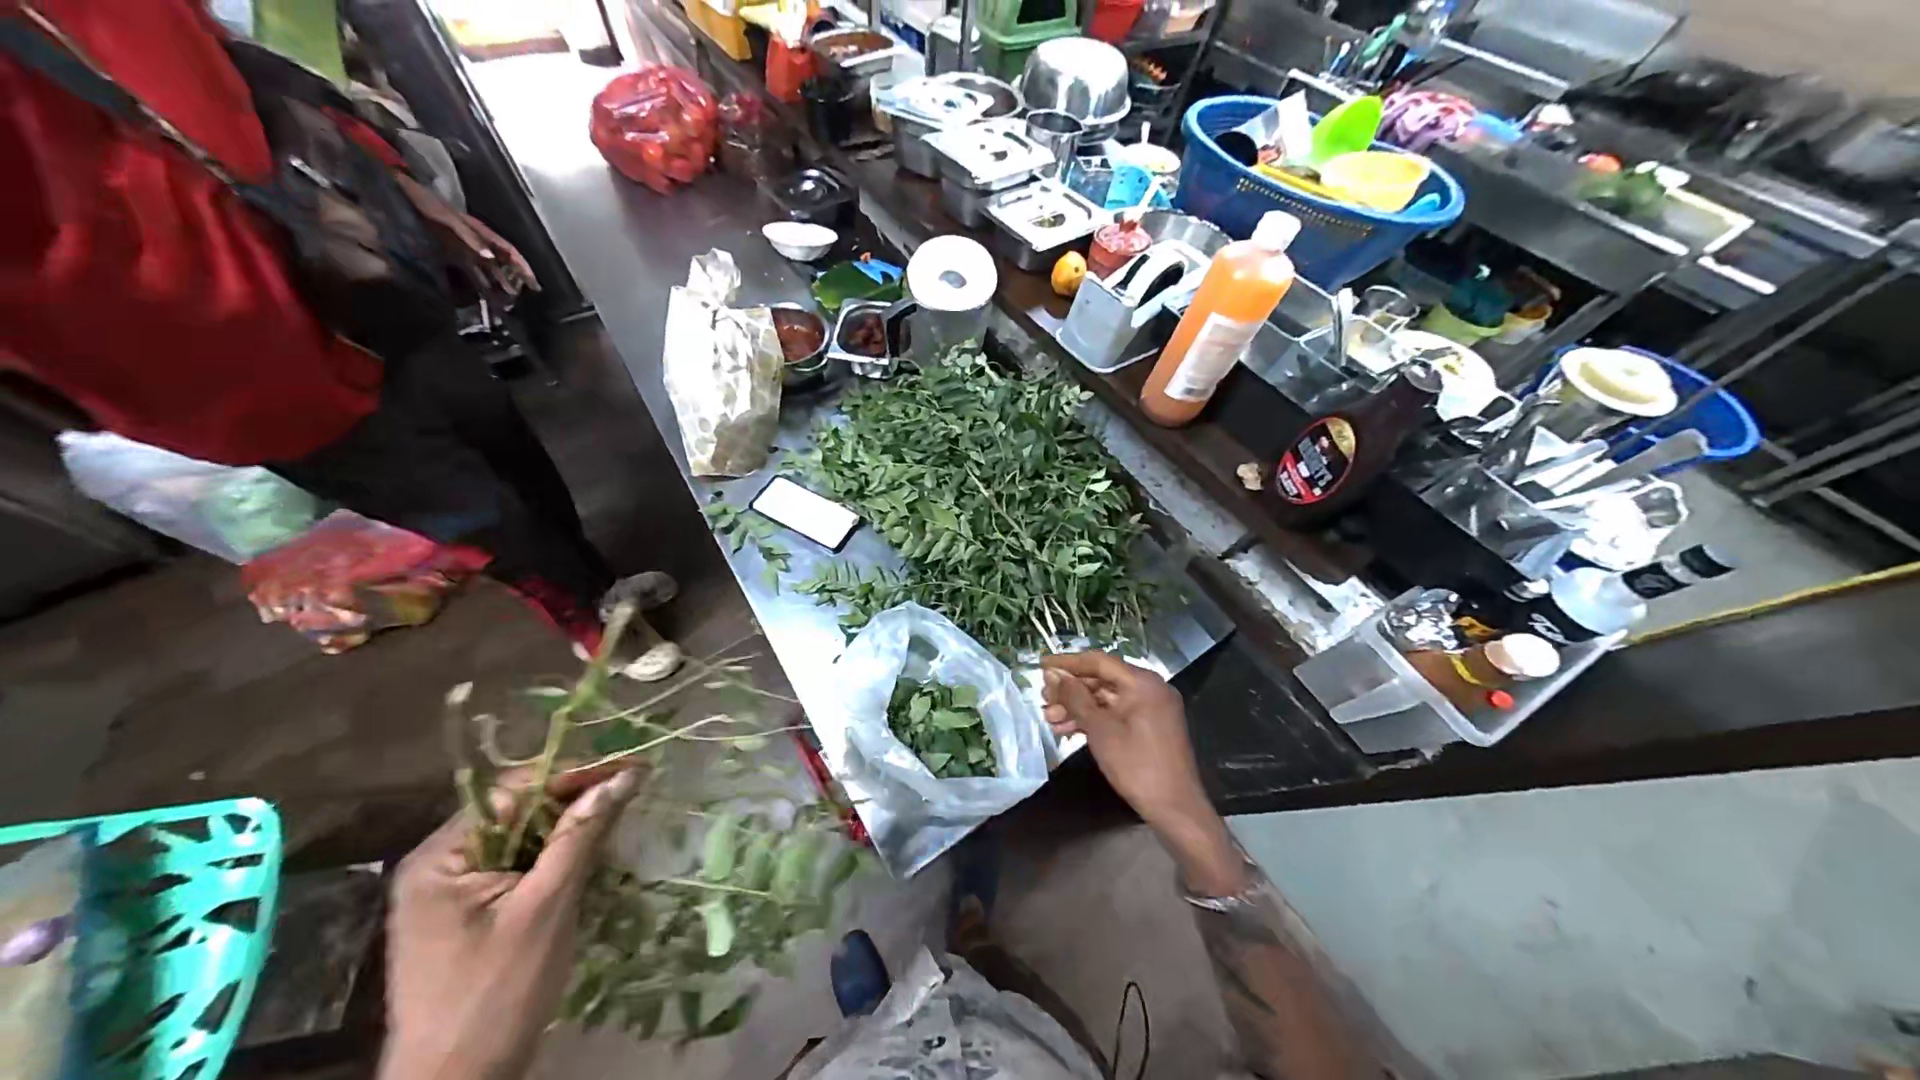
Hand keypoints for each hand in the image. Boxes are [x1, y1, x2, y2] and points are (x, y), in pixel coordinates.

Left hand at [378, 765, 638, 1079]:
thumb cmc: (499, 994)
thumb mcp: (547, 906)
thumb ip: (581, 834)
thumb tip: (624, 776)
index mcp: (441, 856)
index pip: (515, 791)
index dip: (575, 774)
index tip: (629, 767)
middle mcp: (437, 863)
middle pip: (516, 810)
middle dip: (574, 800)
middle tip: (630, 790)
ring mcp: (448, 890)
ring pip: (519, 837)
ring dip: (567, 828)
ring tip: (618, 816)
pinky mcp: (465, 912)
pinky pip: (515, 864)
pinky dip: (553, 856)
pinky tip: (589, 854)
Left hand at [393, 173, 538, 294]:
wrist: (400, 192)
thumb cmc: (427, 203)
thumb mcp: (448, 219)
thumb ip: (470, 238)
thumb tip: (490, 258)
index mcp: (481, 233)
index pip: (509, 251)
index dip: (523, 267)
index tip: (534, 284)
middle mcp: (476, 242)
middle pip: (501, 263)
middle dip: (513, 279)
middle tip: (522, 298)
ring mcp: (463, 247)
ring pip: (486, 269)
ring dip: (495, 284)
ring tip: (503, 301)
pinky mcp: (449, 251)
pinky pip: (467, 270)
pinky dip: (474, 282)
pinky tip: (475, 294)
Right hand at [1041, 653, 1245, 896]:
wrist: (1175, 808)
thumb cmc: (1136, 766)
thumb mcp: (1100, 730)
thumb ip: (1075, 698)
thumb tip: (1053, 674)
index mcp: (1143, 682)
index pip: (1098, 661)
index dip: (1067, 662)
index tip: (1041, 664)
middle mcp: (1150, 688)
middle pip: (1102, 680)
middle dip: (1070, 690)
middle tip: (1043, 699)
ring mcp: (1152, 708)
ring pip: (1107, 699)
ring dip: (1078, 707)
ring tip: (1050, 718)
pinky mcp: (1150, 726)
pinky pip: (1117, 713)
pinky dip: (1094, 719)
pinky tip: (1069, 729)